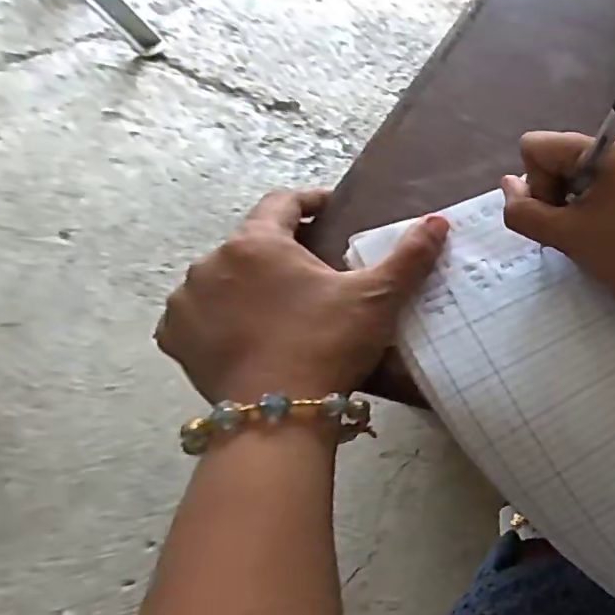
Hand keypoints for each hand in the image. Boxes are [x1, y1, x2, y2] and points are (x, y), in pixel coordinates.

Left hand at [156, 188, 447, 402]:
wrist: (278, 414)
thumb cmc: (328, 343)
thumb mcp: (377, 298)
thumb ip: (409, 256)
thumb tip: (439, 221)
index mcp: (257, 243)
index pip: (282, 203)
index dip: (311, 200)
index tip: (331, 208)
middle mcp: (211, 263)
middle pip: (253, 242)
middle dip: (284, 251)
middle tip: (317, 272)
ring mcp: (187, 302)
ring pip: (224, 278)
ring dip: (250, 283)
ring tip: (284, 306)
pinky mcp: (176, 338)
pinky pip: (200, 313)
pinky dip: (223, 315)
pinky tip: (248, 331)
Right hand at [499, 131, 614, 309]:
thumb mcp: (564, 234)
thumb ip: (524, 210)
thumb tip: (507, 185)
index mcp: (603, 150)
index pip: (536, 146)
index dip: (536, 182)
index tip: (559, 213)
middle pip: (552, 157)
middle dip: (550, 193)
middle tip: (570, 228)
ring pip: (567, 174)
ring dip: (564, 204)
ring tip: (583, 233)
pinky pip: (588, 185)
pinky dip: (581, 207)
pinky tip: (594, 232)